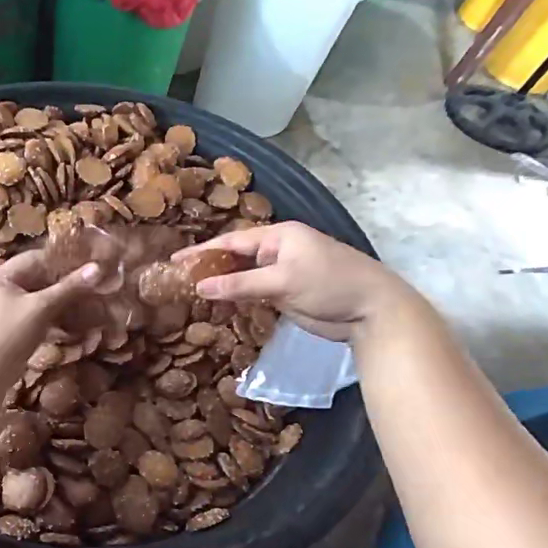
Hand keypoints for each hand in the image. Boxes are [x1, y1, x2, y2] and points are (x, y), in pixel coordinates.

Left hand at [0, 250, 102, 387]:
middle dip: (65, 281)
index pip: (35, 258)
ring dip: (63, 298)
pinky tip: (77, 317)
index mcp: (0, 276)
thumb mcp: (41, 308)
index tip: (91, 261)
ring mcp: (6, 307)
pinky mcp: (13, 324)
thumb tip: (98, 268)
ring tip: (92, 297)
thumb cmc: (10, 334)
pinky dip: (55, 313)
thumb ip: (69, 287)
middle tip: (96, 281)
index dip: (63, 259)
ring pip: (39, 295)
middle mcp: (1, 287)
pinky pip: (37, 312)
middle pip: (38, 277)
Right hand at [177, 221, 420, 341]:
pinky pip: (250, 292)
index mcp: (279, 236)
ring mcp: (281, 272)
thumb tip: (198, 288)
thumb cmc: (331, 284)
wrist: (372, 311)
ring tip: (189, 293)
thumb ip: (238, 285)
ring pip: (240, 276)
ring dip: (218, 284)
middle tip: (178, 279)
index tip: (174, 260)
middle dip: (207, 267)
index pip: (231, 241)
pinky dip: (233, 297)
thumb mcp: (282, 282)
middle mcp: (278, 250)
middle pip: (234, 257)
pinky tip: (215, 304)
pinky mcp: (284, 293)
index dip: (202, 251)